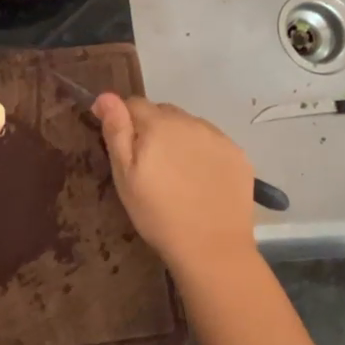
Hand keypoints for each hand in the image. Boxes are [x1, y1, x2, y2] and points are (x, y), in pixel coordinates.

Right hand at [93, 95, 259, 273]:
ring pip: (188, 125)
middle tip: (147, 162)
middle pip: (162, 112)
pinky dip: (201, 151)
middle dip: (150, 128)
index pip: (133, 103)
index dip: (121, 118)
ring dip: (177, 137)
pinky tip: (199, 178)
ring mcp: (218, 138)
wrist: (212, 248)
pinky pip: (211, 141)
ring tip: (174, 171)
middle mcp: (190, 122)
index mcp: (159, 124)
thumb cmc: (158, 214)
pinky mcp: (238, 155)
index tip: (117, 140)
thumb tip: (106, 96)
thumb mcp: (125, 175)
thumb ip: (116, 131)